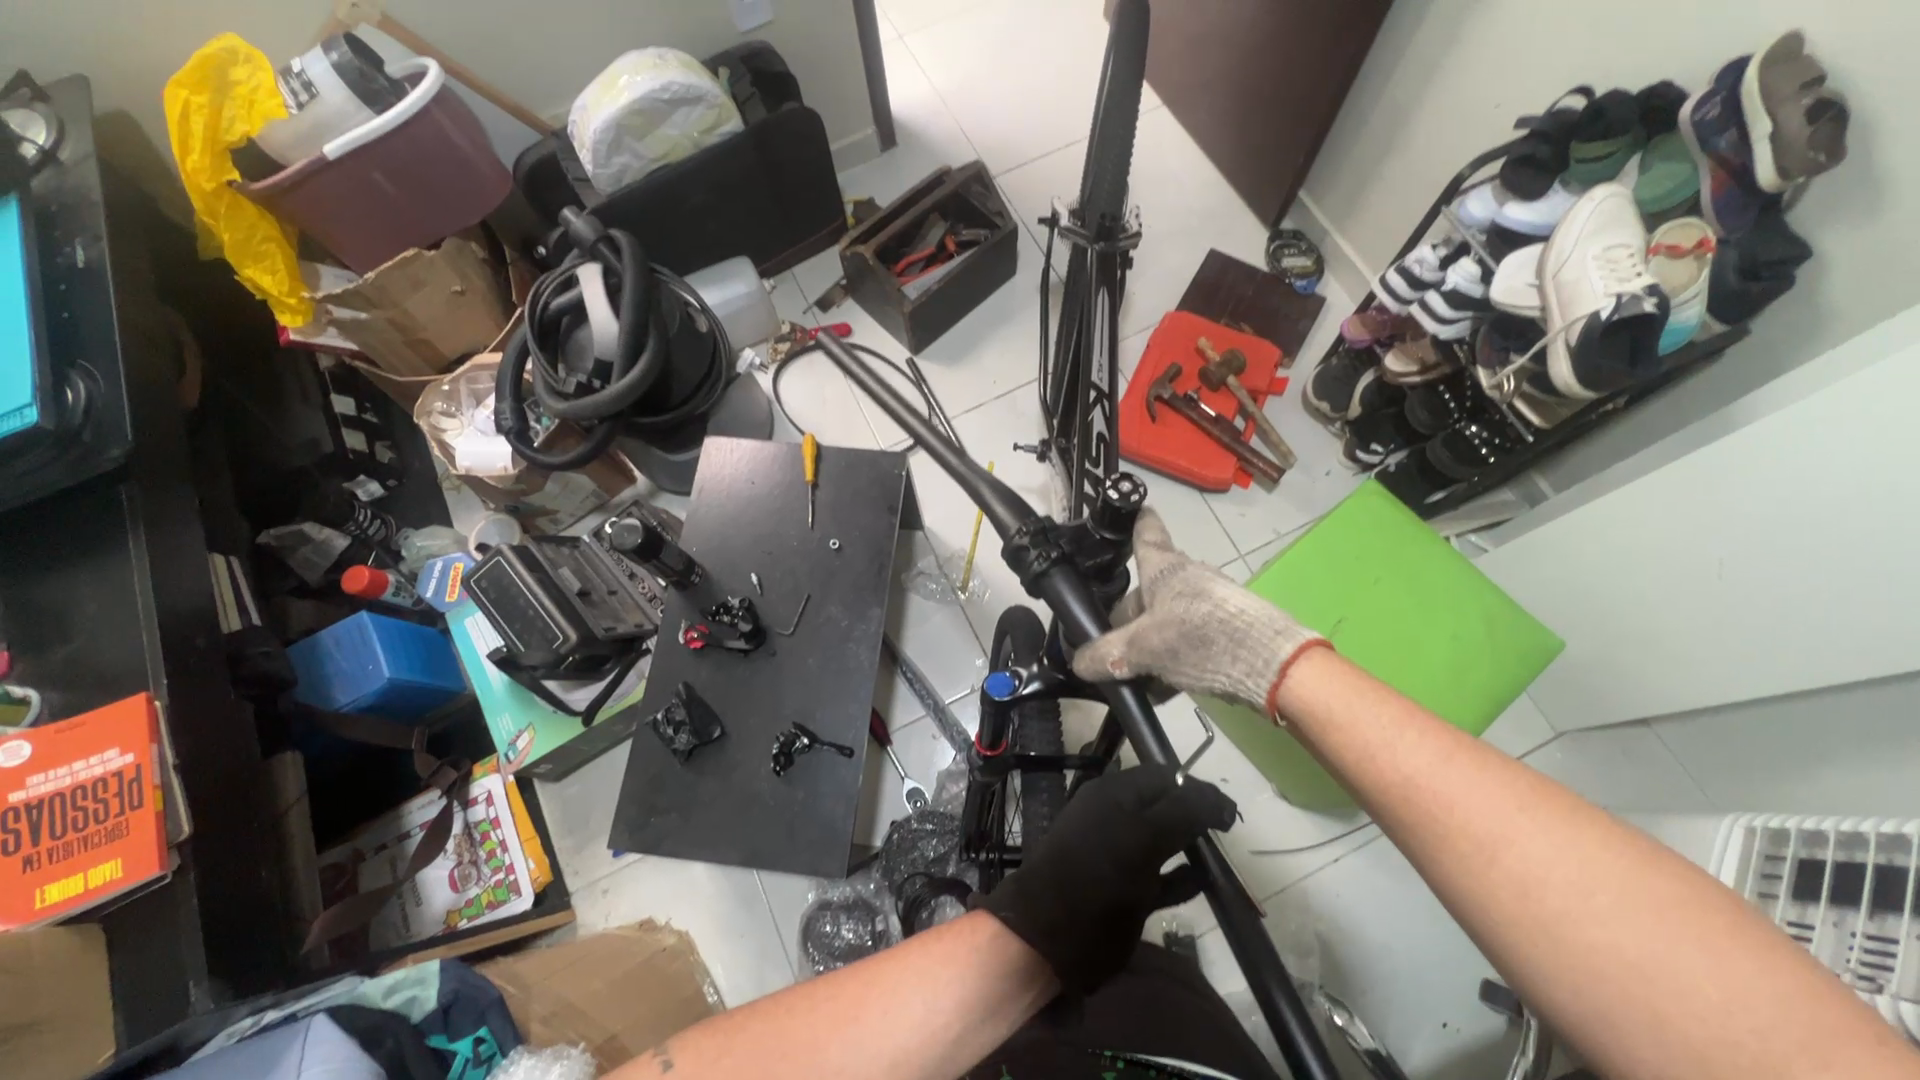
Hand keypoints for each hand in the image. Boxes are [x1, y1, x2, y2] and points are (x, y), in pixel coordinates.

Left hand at [979, 766, 1236, 995]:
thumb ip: (1184, 812)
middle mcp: (1114, 818)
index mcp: (1113, 794)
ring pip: (1164, 841)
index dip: (1198, 788)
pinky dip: (1183, 877)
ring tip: (1220, 853)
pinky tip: (1205, 881)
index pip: (1164, 777)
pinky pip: (1161, 877)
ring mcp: (1117, 856)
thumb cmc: (1098, 875)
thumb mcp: (1145, 835)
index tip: (1230, 810)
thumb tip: (1220, 800)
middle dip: (1196, 814)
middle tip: (1228, 830)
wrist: (1050, 936)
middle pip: (1164, 806)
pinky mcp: (1124, 892)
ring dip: (1191, 845)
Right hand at [1071, 509, 1327, 715]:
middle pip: (1147, 593)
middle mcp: (1187, 578)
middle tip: (1109, 652)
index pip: (1146, 535)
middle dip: (1127, 621)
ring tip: (1136, 681)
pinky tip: (1163, 689)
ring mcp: (1209, 603)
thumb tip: (1079, 662)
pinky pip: (1187, 641)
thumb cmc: (1200, 638)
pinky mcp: (1226, 630)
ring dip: (1148, 648)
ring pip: (1165, 622)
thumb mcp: (1144, 650)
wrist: (1271, 665)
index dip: (1137, 523)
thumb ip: (1107, 655)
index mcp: (1165, 569)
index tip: (1135, 509)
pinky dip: (1170, 661)